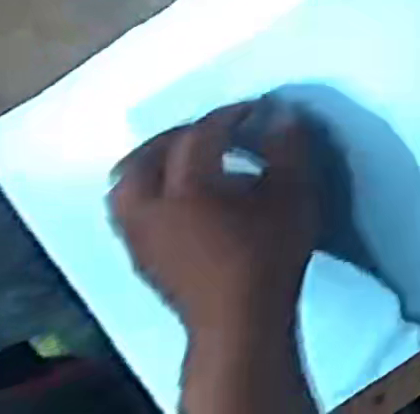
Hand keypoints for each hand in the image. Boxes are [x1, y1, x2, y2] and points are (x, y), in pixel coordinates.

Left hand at [109, 100, 319, 337]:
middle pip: (143, 158)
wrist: (241, 313)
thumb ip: (288, 149)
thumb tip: (282, 114)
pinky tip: (185, 192)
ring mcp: (137, 235)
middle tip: (216, 126)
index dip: (227, 115)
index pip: (198, 136)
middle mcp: (149, 208)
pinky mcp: (139, 254)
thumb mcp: (294, 191)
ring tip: (191, 156)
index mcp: (187, 188)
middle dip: (178, 135)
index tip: (256, 107)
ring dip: (155, 161)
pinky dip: (152, 186)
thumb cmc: (272, 246)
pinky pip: (130, 207)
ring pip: (125, 186)